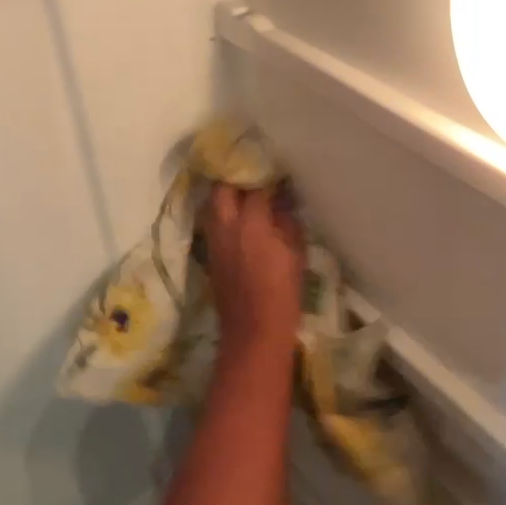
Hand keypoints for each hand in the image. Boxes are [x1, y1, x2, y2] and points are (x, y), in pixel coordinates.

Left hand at [203, 184, 303, 358]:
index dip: (266, 176)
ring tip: (247, 196)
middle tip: (255, 177)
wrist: (254, 332)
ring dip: (227, 196)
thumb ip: (287, 221)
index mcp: (251, 224)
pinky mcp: (210, 255)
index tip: (277, 172)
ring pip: (213, 206)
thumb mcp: (296, 254)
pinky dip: (224, 215)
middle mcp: (226, 227)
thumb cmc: (283, 294)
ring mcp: (213, 241)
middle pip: (222, 189)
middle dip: (236, 178)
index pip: (254, 187)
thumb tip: (282, 200)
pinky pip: (214, 223)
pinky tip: (241, 220)